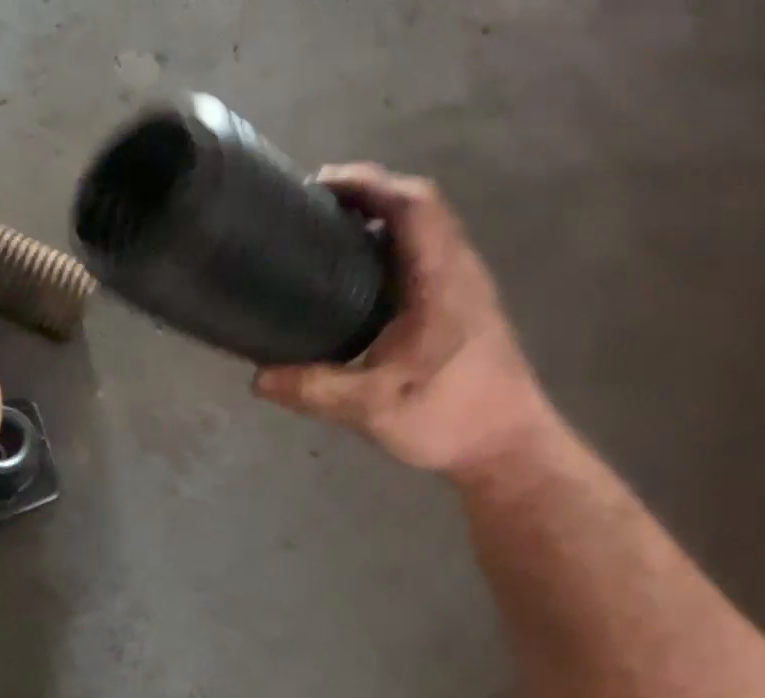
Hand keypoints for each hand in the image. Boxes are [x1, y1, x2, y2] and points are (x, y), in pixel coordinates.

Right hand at [252, 164, 559, 475]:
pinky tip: (351, 282)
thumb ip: (311, 389)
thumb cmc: (448, 416)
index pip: (412, 204)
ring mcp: (463, 289)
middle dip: (365, 196)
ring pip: (422, 232)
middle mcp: (458, 271)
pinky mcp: (459, 309)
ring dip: (377, 221)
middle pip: (417, 207)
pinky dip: (385, 250)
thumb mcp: (369, 407)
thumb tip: (256, 378)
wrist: (508, 448)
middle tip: (310, 211)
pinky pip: (420, 258)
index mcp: (441, 279)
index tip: (318, 185)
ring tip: (324, 237)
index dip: (368, 183)